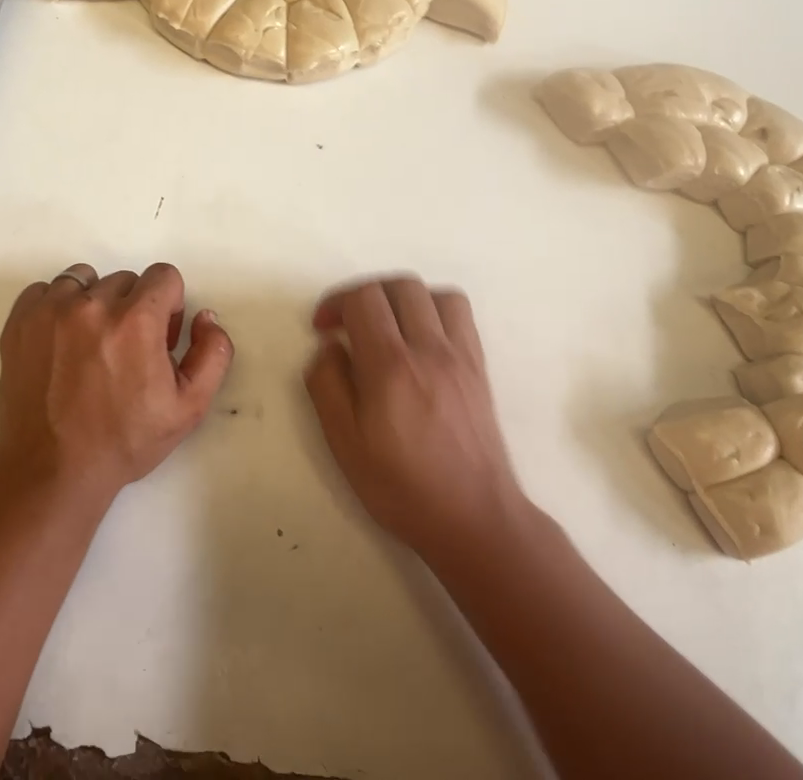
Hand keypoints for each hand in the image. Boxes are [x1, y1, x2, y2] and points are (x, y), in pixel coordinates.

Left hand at [0, 262, 233, 500]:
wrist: (52, 468)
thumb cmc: (124, 441)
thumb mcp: (188, 408)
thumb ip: (212, 354)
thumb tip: (205, 317)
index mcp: (136, 320)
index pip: (164, 276)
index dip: (170, 306)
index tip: (160, 337)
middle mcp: (91, 305)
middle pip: (125, 281)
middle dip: (134, 308)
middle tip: (127, 351)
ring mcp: (49, 311)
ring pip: (84, 281)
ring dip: (95, 303)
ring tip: (91, 345)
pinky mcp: (20, 322)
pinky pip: (45, 291)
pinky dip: (56, 307)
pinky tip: (62, 341)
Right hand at [304, 276, 523, 558]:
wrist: (473, 517)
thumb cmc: (400, 486)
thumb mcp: (344, 443)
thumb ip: (327, 385)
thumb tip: (330, 348)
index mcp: (390, 365)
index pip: (364, 299)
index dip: (336, 303)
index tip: (323, 329)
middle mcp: (430, 349)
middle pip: (399, 286)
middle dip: (366, 295)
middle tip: (348, 325)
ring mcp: (461, 356)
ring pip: (435, 294)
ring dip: (403, 299)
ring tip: (386, 327)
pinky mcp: (479, 368)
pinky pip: (460, 316)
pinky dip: (434, 312)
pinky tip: (419, 342)